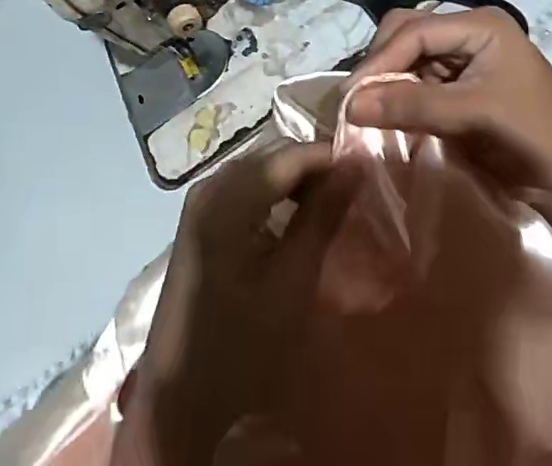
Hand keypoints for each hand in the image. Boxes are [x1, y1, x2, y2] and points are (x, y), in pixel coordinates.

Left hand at [136, 139, 357, 463]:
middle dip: (317, 165)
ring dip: (299, 178)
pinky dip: (278, 191)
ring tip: (336, 199)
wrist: (180, 396)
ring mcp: (201, 201)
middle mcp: (208, 186)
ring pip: (262, 166)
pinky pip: (248, 185)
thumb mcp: (292, 281)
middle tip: (357, 186)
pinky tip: (300, 213)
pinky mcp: (202, 218)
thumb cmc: (240, 344)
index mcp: (225, 200)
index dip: (333, 157)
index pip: (291, 156)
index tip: (371, 169)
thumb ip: (323, 216)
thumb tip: (357, 165)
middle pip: (274, 155)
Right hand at [345, 8, 551, 193]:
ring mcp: (466, 60)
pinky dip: (401, 98)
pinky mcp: (461, 87)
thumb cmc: (537, 134)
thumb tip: (351, 103)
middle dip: (381, 65)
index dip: (380, 61)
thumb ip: (413, 105)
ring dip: (388, 82)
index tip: (351, 97)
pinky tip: (387, 117)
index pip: (414, 31)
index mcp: (480, 24)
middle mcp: (469, 33)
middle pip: (408, 35)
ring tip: (365, 112)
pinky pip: (419, 83)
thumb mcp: (475, 114)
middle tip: (356, 103)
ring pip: (410, 59)